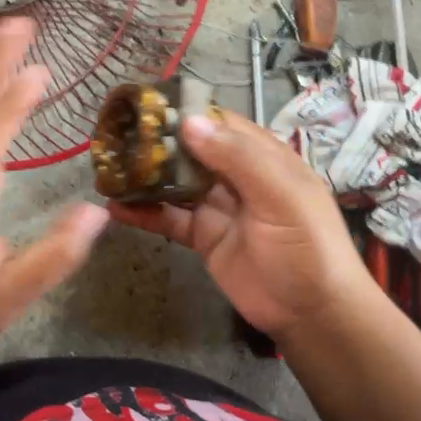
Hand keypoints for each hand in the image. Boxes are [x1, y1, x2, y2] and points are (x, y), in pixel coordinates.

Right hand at [108, 111, 371, 342]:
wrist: (312, 311)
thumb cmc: (307, 246)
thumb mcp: (281, 196)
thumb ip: (238, 158)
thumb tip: (189, 123)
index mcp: (263, 157)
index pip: (220, 124)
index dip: (187, 114)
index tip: (146, 108)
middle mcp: (238, 177)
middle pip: (192, 151)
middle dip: (157, 144)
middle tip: (117, 138)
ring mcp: (218, 207)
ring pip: (175, 183)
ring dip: (146, 177)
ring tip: (109, 170)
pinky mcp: (203, 237)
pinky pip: (169, 219)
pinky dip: (144, 213)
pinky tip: (116, 208)